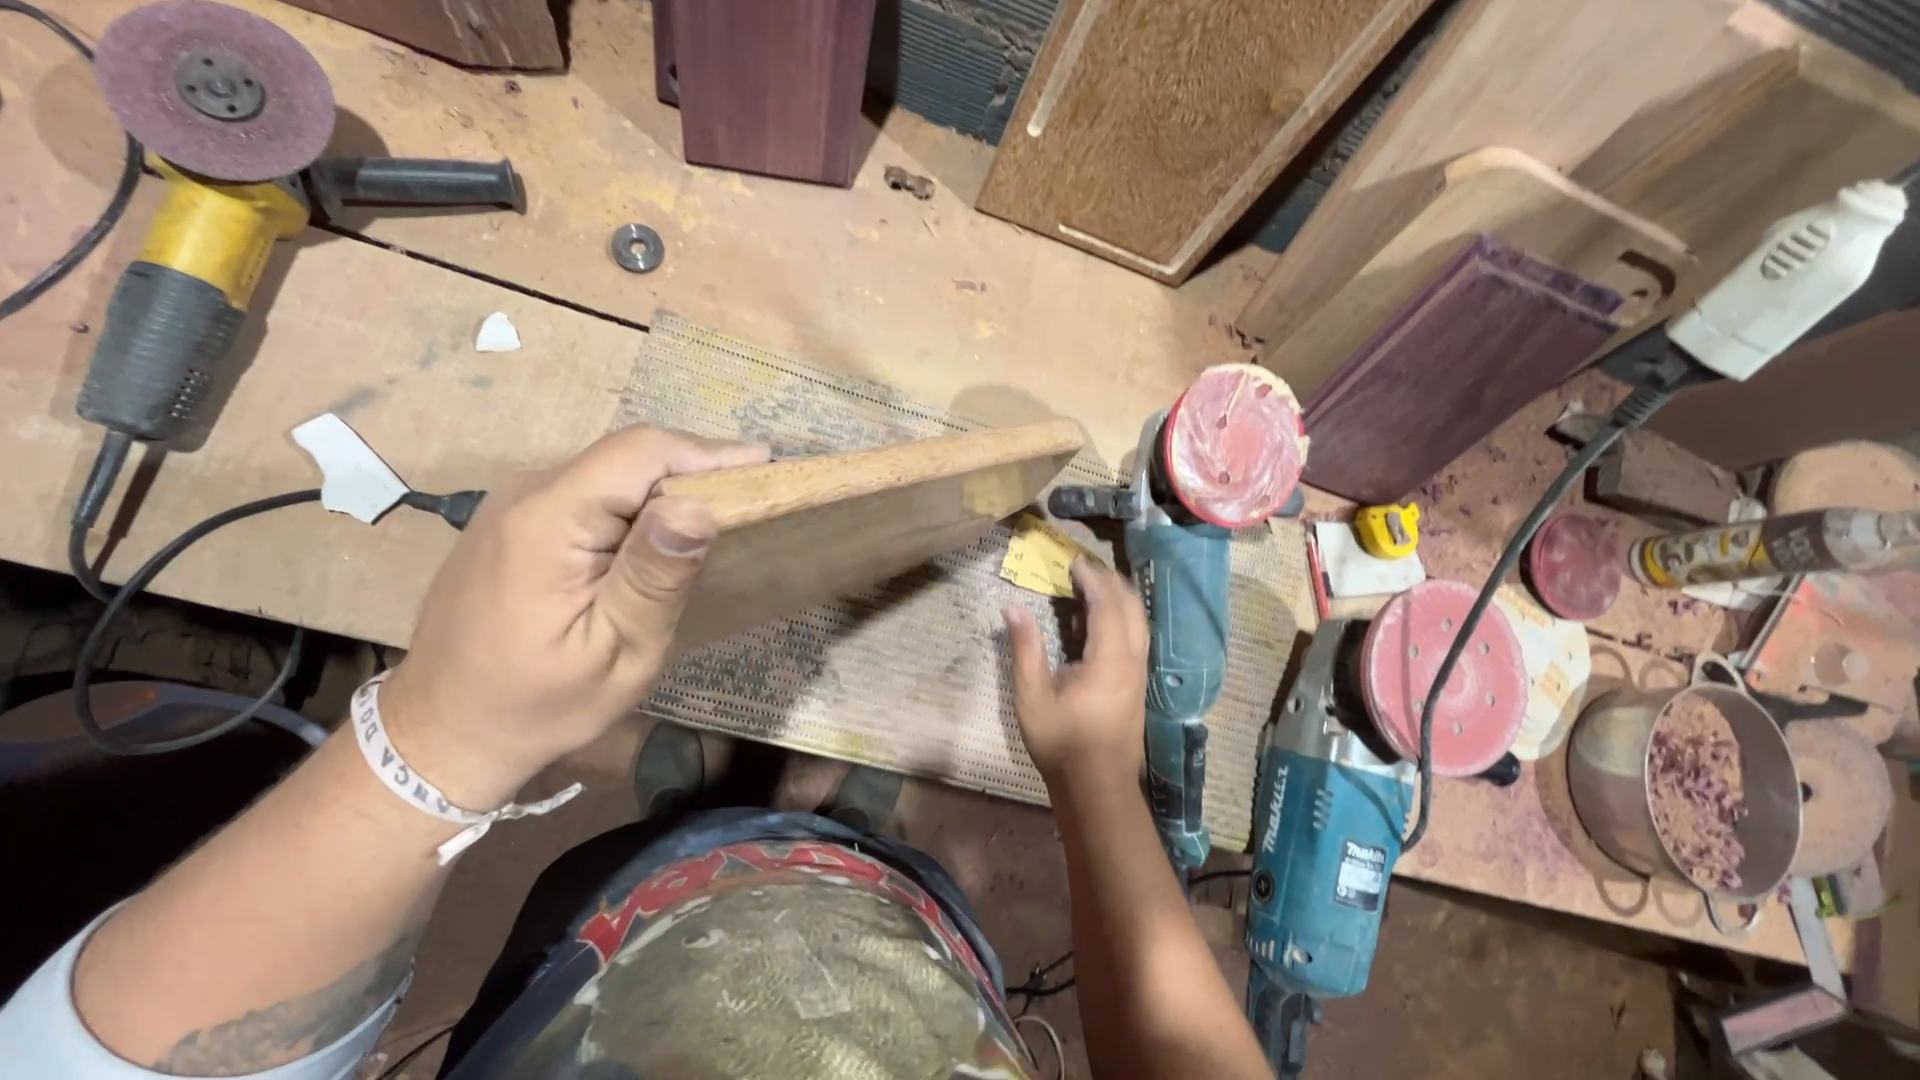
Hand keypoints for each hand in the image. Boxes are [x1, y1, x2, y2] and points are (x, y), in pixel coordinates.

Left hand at [379, 428, 769, 808]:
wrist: (441, 733)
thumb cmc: (538, 705)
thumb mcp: (615, 653)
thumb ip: (654, 578)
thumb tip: (698, 506)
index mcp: (547, 521)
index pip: (639, 453)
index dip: (707, 452)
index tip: (766, 466)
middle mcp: (525, 494)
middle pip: (625, 457)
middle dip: (695, 468)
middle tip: (756, 492)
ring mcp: (513, 506)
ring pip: (609, 473)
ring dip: (669, 487)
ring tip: (725, 508)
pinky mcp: (514, 524)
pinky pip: (588, 494)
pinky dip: (637, 504)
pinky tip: (664, 533)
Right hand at [1004, 558, 1148, 791]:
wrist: (1097, 786)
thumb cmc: (1061, 743)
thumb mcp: (1032, 697)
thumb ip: (1026, 649)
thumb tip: (1013, 608)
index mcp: (1109, 660)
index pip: (1106, 605)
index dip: (1092, 579)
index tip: (1074, 561)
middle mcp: (1132, 661)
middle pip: (1131, 608)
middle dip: (1112, 582)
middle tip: (1086, 567)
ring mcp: (1140, 674)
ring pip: (1140, 623)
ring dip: (1122, 598)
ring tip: (1098, 585)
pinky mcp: (1139, 686)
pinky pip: (1138, 638)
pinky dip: (1125, 617)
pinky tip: (1107, 621)